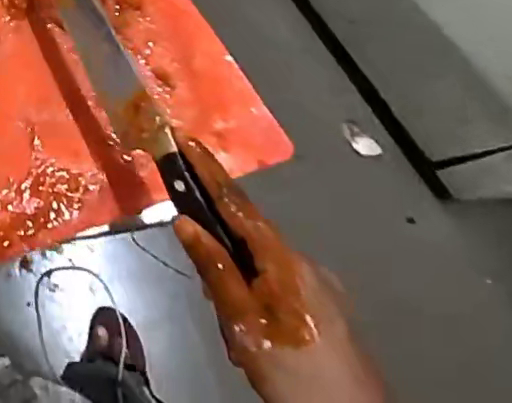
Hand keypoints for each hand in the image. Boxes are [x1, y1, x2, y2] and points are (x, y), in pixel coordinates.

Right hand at [171, 134, 388, 402]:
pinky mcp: (327, 306)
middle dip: (222, 256)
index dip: (207, 170)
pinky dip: (259, 297)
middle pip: (247, 237)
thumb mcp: (244, 325)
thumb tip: (184, 221)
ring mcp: (320, 283)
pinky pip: (280, 284)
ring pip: (262, 265)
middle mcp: (303, 260)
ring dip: (241, 286)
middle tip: (217, 302)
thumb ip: (215, 270)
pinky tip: (260, 334)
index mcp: (282, 258)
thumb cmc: (296, 372)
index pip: (235, 202)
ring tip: (240, 335)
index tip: (185, 139)